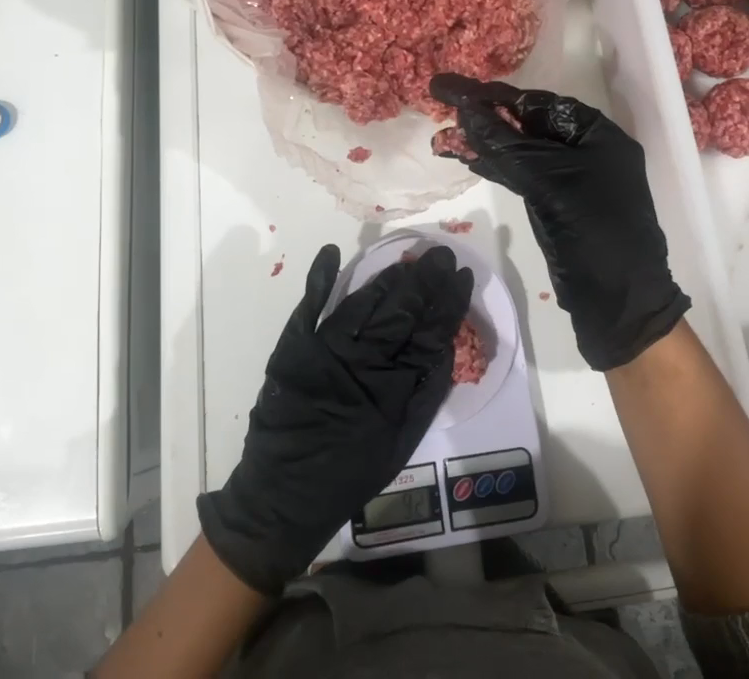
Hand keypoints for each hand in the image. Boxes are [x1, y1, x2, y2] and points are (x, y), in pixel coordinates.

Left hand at [197, 243, 472, 594]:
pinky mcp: (294, 350)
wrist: (284, 496)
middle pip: (400, 310)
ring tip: (408, 259)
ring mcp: (326, 351)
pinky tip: (330, 253)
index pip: (431, 333)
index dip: (449, 303)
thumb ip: (426, 394)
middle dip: (424, 280)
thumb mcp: (402, 441)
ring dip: (388, 279)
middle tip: (441, 255)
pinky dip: (319, 280)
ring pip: (364, 304)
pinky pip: (308, 308)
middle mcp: (363, 361)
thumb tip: (446, 347)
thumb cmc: (350, 475)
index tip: (464, 276)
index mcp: (395, 386)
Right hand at [431, 73, 688, 370]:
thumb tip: (469, 111)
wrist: (617, 302)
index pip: (539, 104)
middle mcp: (585, 150)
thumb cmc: (595, 232)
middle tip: (442, 107)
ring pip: (520, 152)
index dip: (496, 97)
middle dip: (486, 118)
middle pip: (527, 125)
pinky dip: (495, 167)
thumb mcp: (551, 183)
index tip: (455, 90)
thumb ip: (509, 146)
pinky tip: (468, 158)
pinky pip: (520, 175)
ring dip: (484, 143)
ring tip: (445, 137)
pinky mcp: (555, 205)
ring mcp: (570, 179)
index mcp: (597, 135)